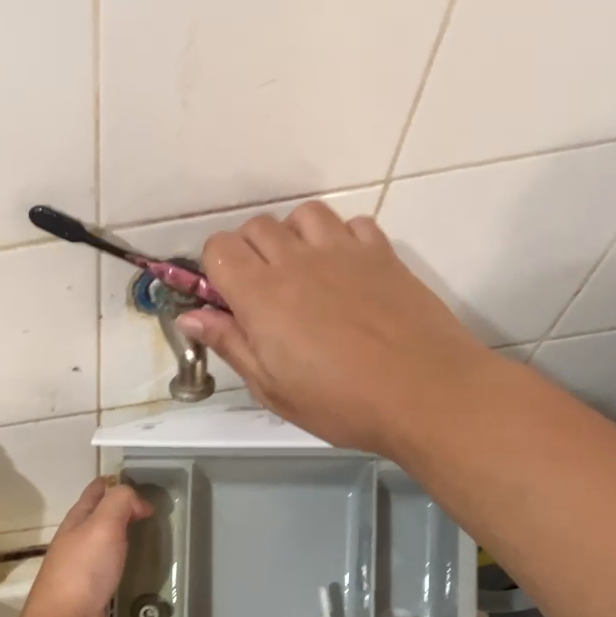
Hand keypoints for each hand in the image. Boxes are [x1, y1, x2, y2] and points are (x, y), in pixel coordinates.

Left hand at [23, 478, 152, 616]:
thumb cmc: (83, 570)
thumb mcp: (102, 525)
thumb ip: (120, 503)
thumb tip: (139, 502)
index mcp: (75, 523)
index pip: (93, 494)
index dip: (110, 483)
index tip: (133, 479)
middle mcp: (76, 544)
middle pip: (100, 521)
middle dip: (122, 512)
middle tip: (153, 511)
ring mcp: (84, 571)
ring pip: (108, 548)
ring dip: (127, 541)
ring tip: (155, 539)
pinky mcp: (95, 595)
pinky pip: (115, 574)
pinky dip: (129, 568)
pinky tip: (146, 572)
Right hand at [176, 200, 501, 458]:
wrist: (425, 392)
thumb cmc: (338, 401)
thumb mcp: (270, 386)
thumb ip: (229, 343)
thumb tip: (190, 317)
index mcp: (262, 295)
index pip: (219, 249)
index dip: (213, 270)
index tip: (222, 301)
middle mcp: (298, 261)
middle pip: (257, 226)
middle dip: (246, 251)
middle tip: (256, 294)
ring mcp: (344, 251)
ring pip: (303, 215)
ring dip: (291, 236)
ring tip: (298, 274)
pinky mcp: (383, 253)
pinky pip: (350, 224)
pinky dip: (337, 238)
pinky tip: (341, 273)